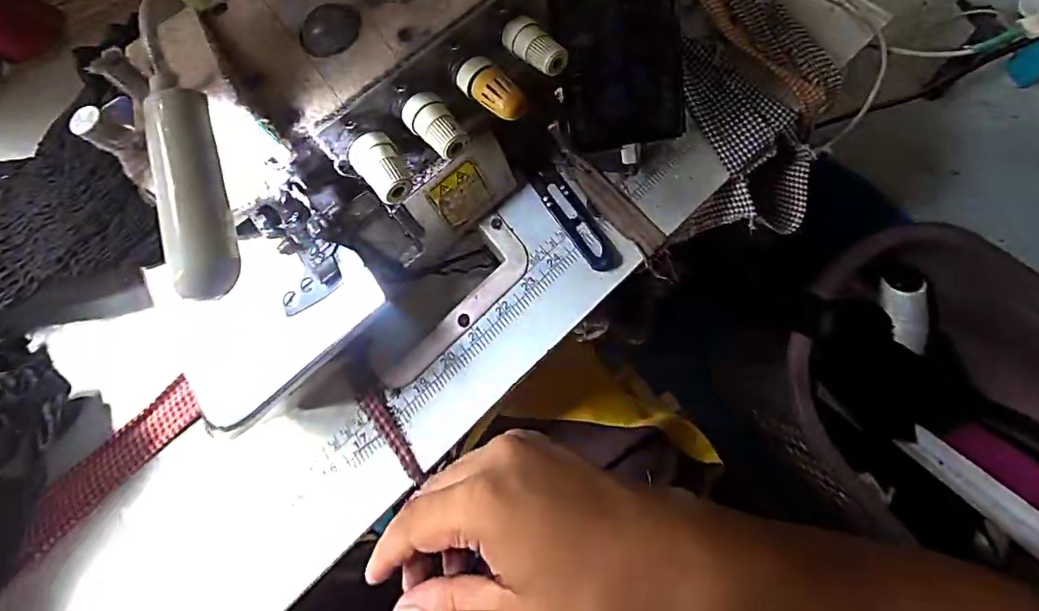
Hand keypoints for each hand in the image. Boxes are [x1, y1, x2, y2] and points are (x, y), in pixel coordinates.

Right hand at [365, 430, 733, 610]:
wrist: (664, 550)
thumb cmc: (591, 590)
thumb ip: (452, 604)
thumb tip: (405, 608)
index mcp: (484, 494)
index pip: (415, 519)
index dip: (389, 551)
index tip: (374, 579)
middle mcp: (495, 455)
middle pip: (433, 491)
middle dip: (418, 536)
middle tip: (418, 588)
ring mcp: (519, 444)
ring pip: (459, 477)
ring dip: (446, 516)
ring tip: (454, 569)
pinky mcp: (538, 445)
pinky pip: (486, 467)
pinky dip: (473, 498)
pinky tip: (485, 538)